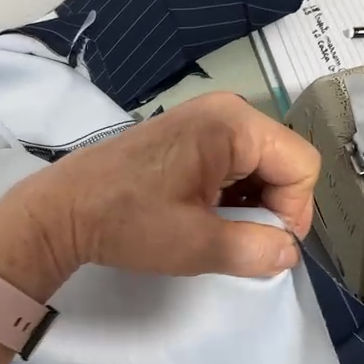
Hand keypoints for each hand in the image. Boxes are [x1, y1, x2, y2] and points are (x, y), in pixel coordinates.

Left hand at [0, 93, 318, 288]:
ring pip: (258, 165)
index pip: (301, 164)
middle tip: (239, 241)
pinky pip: (231, 164)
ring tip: (216, 231)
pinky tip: (203, 218)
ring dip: (249, 204)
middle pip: (282, 161)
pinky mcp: (186, 136)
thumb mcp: (196, 245)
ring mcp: (202, 120)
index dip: (293, 211)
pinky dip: (229, 195)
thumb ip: (255, 250)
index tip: (266, 244)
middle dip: (271, 206)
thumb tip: (289, 253)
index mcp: (233, 124)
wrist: (62, 211)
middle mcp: (224, 110)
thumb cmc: (127, 223)